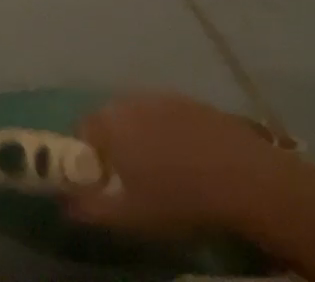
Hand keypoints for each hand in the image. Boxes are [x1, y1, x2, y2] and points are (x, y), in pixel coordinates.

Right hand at [64, 93, 297, 238]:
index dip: (87, 157)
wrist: (249, 180)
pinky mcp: (195, 101)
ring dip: (143, 135)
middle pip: (109, 118)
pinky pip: (169, 115)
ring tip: (164, 168)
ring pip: (140, 115)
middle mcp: (130, 99)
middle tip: (132, 176)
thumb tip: (65, 202)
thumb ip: (89, 207)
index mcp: (108, 122)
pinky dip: (171, 132)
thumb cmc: (180, 199)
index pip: (81, 131)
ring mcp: (165, 97)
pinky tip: (191, 158)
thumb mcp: (129, 216)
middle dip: (114, 143)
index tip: (103, 181)